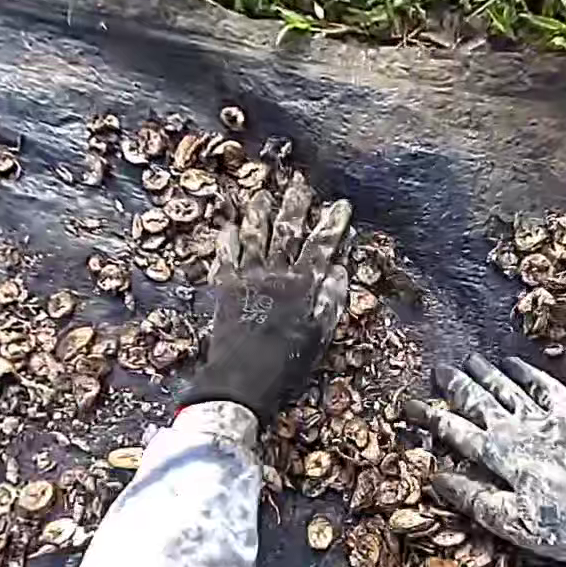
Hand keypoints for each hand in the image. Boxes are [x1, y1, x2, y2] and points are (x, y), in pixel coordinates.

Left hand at [182, 176, 351, 425]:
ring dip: (260, 213)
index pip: (320, 248)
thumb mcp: (318, 338)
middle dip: (296, 207)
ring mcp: (247, 278)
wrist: (240, 380)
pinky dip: (228, 240)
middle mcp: (274, 275)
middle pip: (287, 232)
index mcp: (301, 286)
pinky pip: (226, 256)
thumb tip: (339, 271)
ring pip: (255, 236)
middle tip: (301, 186)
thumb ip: (330, 303)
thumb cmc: (285, 365)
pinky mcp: (225, 288)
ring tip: (263, 194)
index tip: (341, 205)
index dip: (332, 225)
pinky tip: (229, 225)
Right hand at [405, 355, 565, 566]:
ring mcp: (551, 422)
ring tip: (470, 359)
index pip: (456, 432)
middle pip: (482, 403)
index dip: (431, 416)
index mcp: (503, 459)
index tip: (410, 403)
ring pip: (511, 390)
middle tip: (439, 369)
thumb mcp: (514, 526)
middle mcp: (522, 433)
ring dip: (488, 374)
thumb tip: (438, 476)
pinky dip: (531, 375)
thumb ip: (474, 498)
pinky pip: (550, 389)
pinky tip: (516, 363)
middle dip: (457, 385)